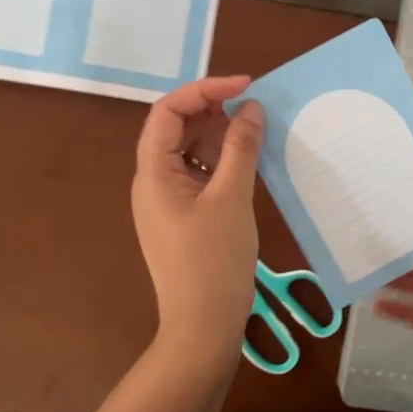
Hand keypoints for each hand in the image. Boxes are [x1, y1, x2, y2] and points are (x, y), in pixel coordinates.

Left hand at [132, 76, 265, 362]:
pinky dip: (225, 162)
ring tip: (259, 133)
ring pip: (192, 152)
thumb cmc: (213, 261)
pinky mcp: (186, 217)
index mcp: (153, 173)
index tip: (245, 86)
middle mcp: (155, 181)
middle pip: (178, 129)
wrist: (203, 326)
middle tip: (256, 109)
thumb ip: (241, 149)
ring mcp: (169, 201)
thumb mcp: (231, 199)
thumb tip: (252, 107)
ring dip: (222, 136)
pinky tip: (252, 163)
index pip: (168, 112)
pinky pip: (202, 175)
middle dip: (215, 111)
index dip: (204, 90)